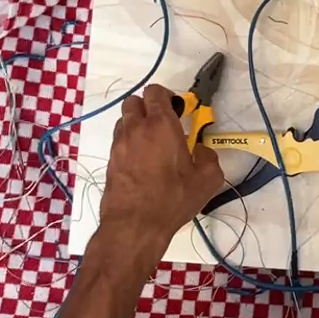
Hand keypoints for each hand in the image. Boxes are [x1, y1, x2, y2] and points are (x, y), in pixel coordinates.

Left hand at [97, 84, 224, 260]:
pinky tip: (141, 162)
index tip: (178, 111)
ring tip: (151, 144)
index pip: (155, 92)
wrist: (134, 225)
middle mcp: (136, 128)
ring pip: (124, 120)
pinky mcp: (110, 160)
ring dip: (136, 124)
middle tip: (163, 125)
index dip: (166, 96)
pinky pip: (119, 140)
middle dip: (148, 107)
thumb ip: (209, 157)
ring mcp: (119, 144)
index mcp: (161, 125)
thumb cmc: (172, 199)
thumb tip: (201, 150)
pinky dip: (129, 143)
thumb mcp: (207, 179)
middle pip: (134, 101)